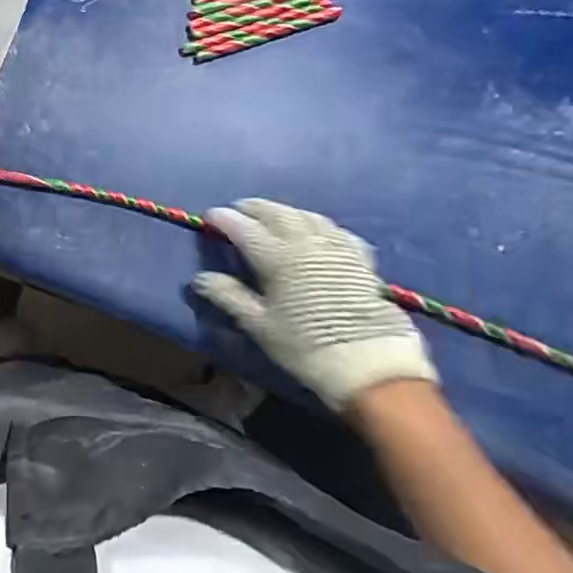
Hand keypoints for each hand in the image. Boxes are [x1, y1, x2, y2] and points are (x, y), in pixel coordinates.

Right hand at [191, 199, 435, 410]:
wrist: (371, 364)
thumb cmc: (306, 344)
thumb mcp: (258, 323)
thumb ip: (228, 295)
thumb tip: (201, 278)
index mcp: (277, 258)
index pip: (244, 228)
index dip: (224, 219)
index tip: (210, 216)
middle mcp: (306, 246)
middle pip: (278, 214)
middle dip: (255, 208)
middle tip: (239, 208)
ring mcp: (336, 251)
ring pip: (308, 217)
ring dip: (286, 211)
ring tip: (272, 214)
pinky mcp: (359, 261)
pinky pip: (336, 231)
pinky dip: (318, 224)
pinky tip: (315, 230)